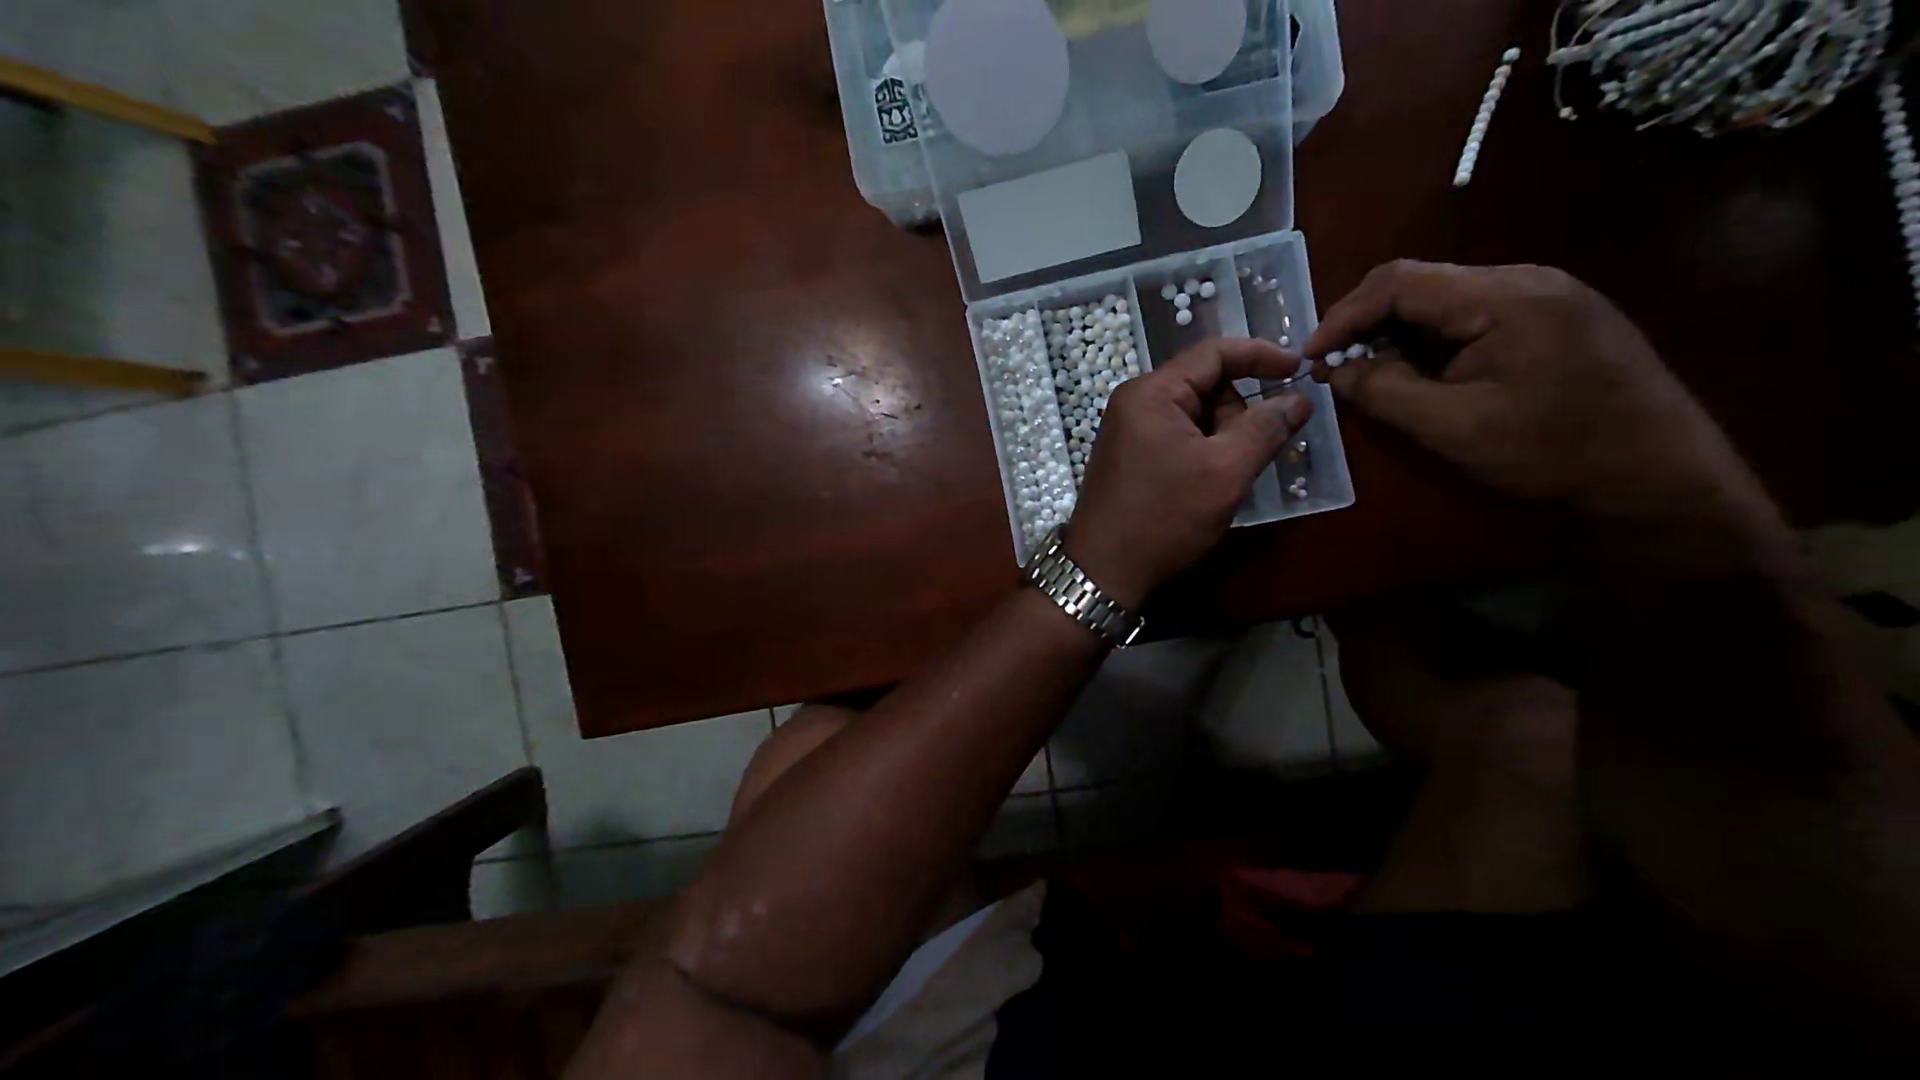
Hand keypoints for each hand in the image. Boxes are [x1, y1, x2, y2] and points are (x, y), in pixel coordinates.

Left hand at [1065, 338, 1310, 608]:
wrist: (1104, 571)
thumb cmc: (1164, 518)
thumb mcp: (1225, 472)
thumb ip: (1265, 428)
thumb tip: (1299, 398)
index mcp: (1151, 393)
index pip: (1214, 352)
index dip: (1262, 355)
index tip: (1300, 370)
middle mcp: (1135, 403)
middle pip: (1205, 384)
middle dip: (1238, 412)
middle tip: (1249, 456)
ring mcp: (1129, 430)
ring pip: (1194, 415)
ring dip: (1222, 438)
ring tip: (1224, 480)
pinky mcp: (1131, 456)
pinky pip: (1178, 437)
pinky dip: (1203, 452)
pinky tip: (1207, 485)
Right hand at [1305, 261, 1778, 534]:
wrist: (1659, 473)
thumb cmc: (1553, 451)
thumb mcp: (1453, 426)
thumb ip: (1385, 391)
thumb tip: (1334, 368)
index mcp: (1505, 296)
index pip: (1398, 282)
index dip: (1342, 315)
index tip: (1310, 357)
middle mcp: (1526, 278)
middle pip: (1419, 281)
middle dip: (1364, 321)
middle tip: (1333, 365)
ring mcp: (1544, 293)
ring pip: (1442, 296)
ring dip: (1394, 330)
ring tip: (1367, 371)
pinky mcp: (1552, 314)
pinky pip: (1471, 311)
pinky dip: (1428, 337)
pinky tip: (1416, 369)